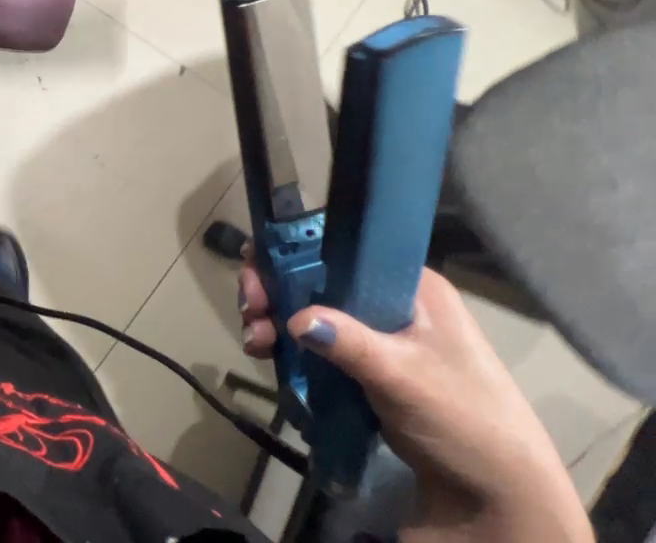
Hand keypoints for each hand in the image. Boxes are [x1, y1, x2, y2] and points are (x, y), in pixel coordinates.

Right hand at [240, 263, 591, 542]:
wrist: (495, 497)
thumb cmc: (468, 423)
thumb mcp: (408, 380)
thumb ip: (352, 344)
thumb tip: (295, 319)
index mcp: (411, 286)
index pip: (339, 248)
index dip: (290, 252)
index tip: (256, 271)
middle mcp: (389, 299)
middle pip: (312, 277)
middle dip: (272, 292)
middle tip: (250, 313)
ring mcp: (375, 332)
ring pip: (304, 308)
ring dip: (271, 321)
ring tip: (255, 344)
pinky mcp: (360, 361)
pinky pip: (310, 340)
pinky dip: (284, 346)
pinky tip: (267, 357)